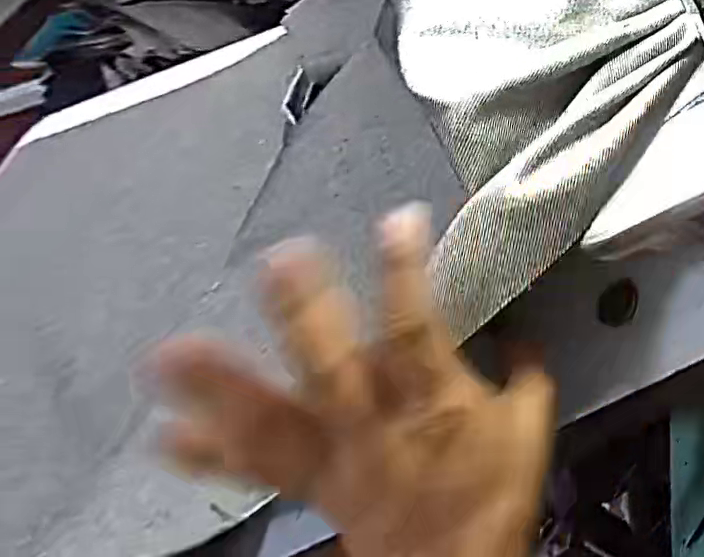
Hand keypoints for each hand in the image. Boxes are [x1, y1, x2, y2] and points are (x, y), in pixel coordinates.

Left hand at [146, 205, 554, 556]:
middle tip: (282, 258)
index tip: (398, 221)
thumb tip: (517, 327)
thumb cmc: (500, 480)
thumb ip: (524, 363)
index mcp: (439, 398)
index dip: (406, 271)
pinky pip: (256, 468)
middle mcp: (376, 421)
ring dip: (222, 385)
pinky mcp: (311, 484)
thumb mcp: (535, 412)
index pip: (418, 324)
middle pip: (333, 363)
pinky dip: (207, 451)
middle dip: (307, 310)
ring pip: (274, 416)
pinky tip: (166, 433)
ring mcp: (335, 454)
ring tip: (175, 349)